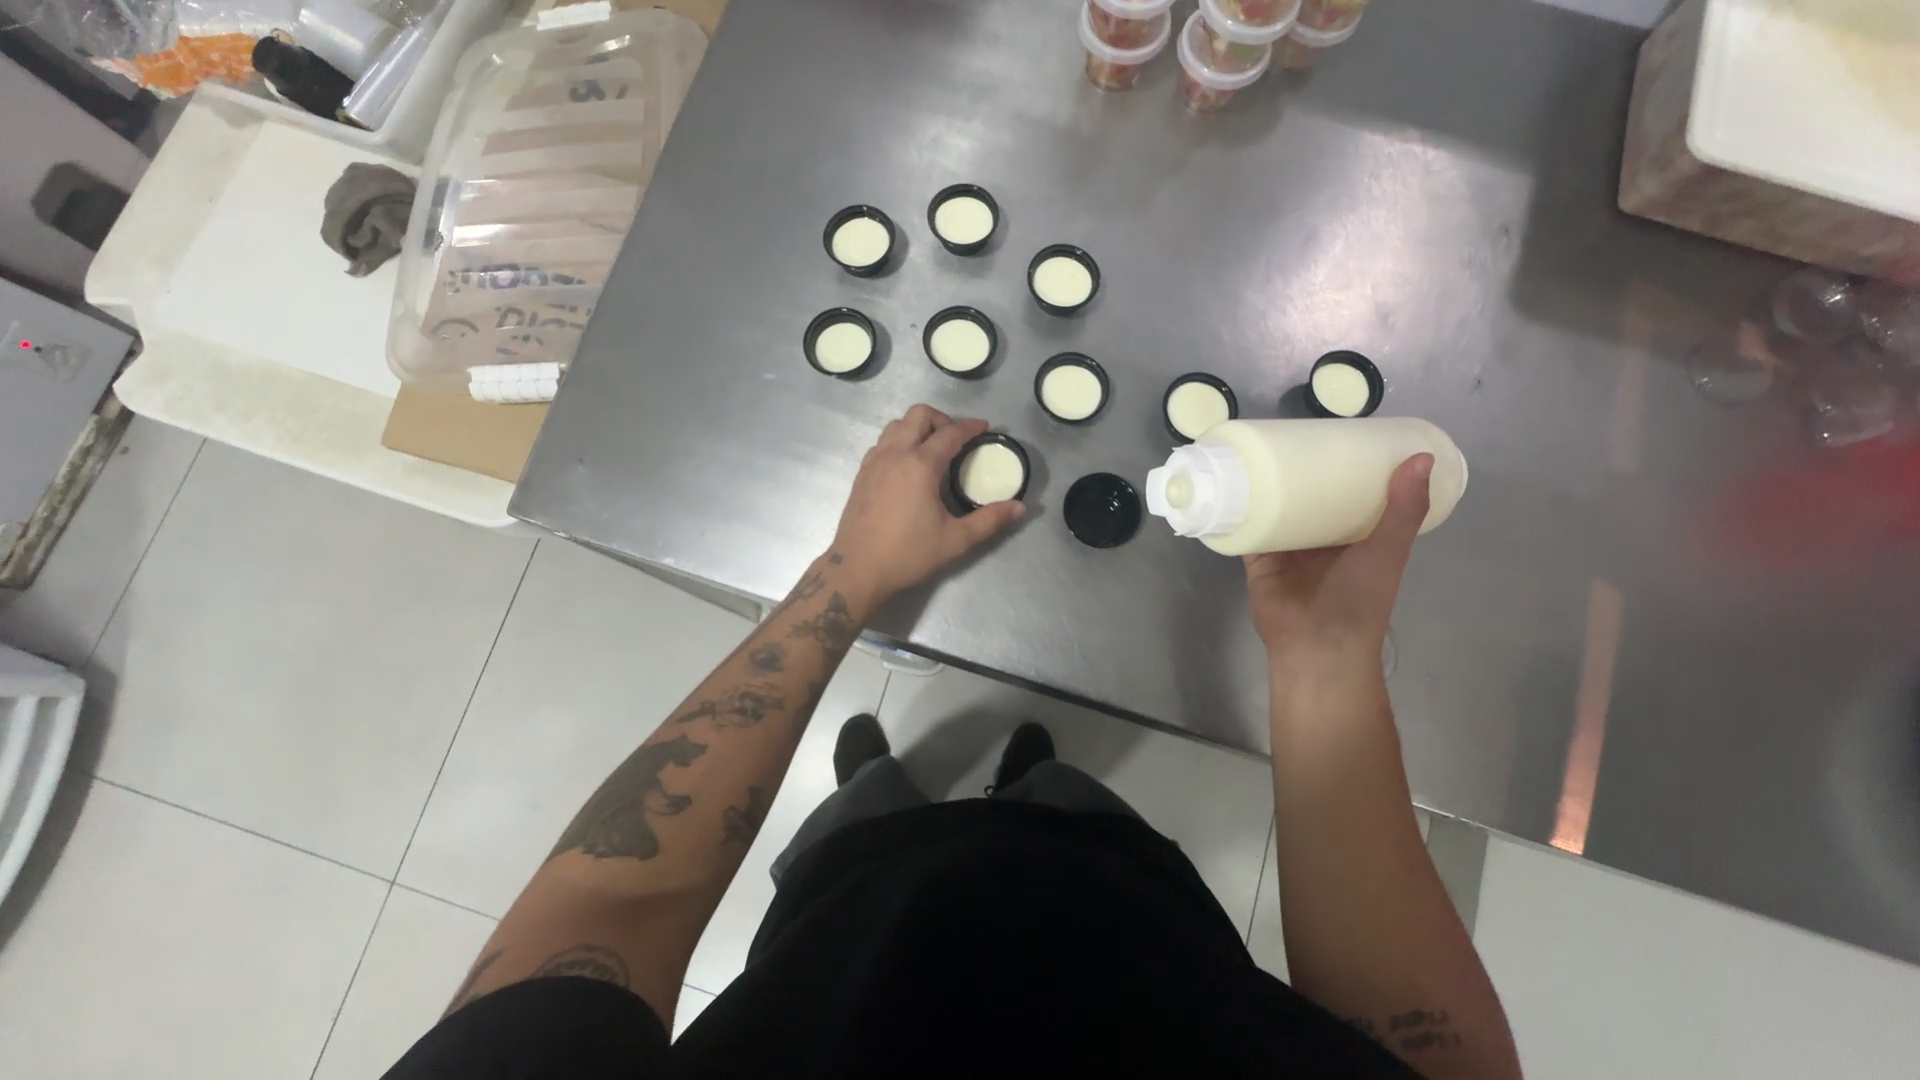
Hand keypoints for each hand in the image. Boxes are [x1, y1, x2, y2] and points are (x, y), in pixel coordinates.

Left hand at [829, 405, 1024, 602]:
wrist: (858, 569)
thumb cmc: (908, 554)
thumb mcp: (955, 540)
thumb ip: (989, 520)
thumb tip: (1020, 508)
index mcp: (920, 465)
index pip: (950, 433)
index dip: (970, 427)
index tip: (984, 428)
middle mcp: (895, 454)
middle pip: (919, 415)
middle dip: (941, 420)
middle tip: (956, 440)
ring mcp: (874, 462)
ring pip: (896, 425)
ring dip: (917, 428)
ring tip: (932, 450)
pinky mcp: (861, 474)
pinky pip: (882, 443)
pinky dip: (899, 442)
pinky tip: (908, 466)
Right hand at [1244, 455, 1431, 674]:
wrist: (1317, 646)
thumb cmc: (1360, 601)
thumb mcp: (1388, 551)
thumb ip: (1403, 510)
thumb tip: (1421, 457)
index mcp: (1355, 535)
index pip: (1349, 491)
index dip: (1345, 464)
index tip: (1339, 432)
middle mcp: (1320, 538)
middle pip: (1309, 495)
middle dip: (1301, 469)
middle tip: (1290, 433)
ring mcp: (1286, 547)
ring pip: (1276, 506)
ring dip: (1267, 483)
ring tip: (1257, 448)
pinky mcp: (1257, 557)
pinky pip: (1246, 527)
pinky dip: (1238, 508)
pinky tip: (1229, 481)